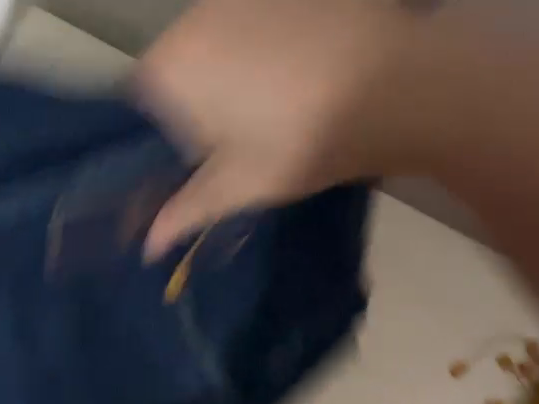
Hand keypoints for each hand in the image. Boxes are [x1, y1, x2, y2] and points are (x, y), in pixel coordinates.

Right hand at [134, 0, 424, 256]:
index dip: (143, 138)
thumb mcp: (235, 188)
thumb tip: (148, 246)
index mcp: (171, 68)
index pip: (131, 104)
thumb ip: (182, 212)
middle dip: (181, 102)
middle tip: (211, 144)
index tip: (164, 165)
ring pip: (211, 41)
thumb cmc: (300, 141)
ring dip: (219, 73)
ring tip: (254, 110)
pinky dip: (255, 48)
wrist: (406, 85)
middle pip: (170, 67)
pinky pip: (249, 21)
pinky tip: (286, 77)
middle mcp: (197, 18)